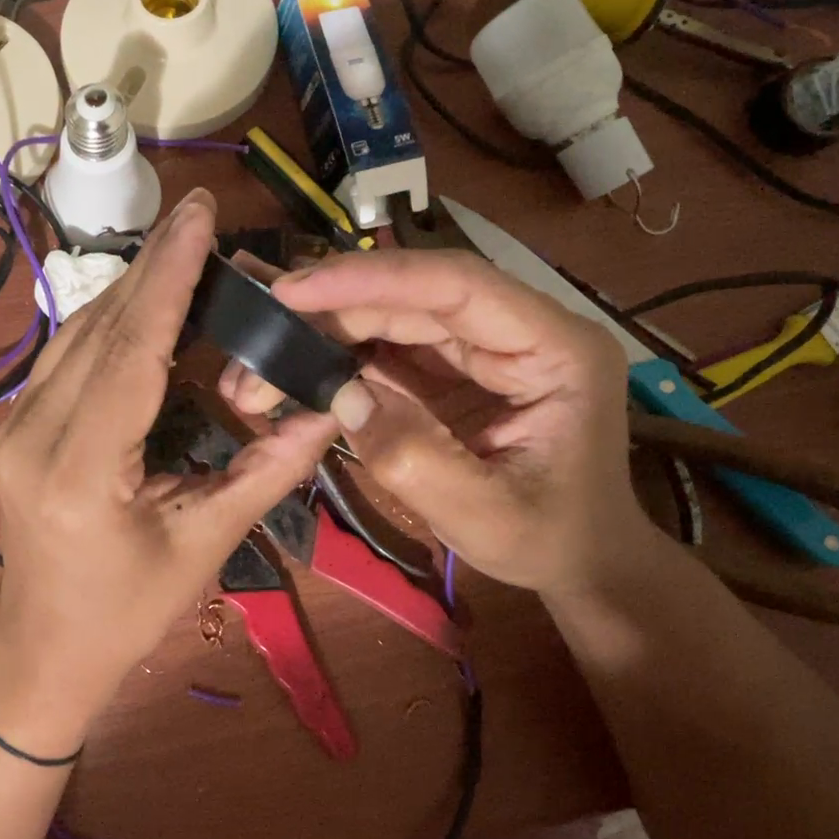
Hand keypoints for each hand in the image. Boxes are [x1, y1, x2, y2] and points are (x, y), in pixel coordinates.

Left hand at [0, 190, 338, 755]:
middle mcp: (31, 433)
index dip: (167, 279)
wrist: (41, 645)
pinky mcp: (14, 424)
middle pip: (98, 329)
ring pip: (75, 334)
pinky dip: (107, 323)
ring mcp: (13, 425)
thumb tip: (329, 409)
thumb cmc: (124, 612)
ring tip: (181, 248)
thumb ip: (264, 472)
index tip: (197, 216)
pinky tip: (142, 302)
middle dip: (152, 268)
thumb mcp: (202, 547)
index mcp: (78, 470)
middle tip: (199, 217)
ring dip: (129, 289)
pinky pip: (64, 355)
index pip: (130, 353)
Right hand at [221, 249, 661, 595]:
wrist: (581, 559)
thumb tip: (341, 396)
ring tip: (262, 362)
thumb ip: (414, 458)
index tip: (293, 291)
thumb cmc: (550, 539)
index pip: (457, 286)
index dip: (373, 279)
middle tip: (257, 336)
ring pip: (393, 315)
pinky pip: (388, 346)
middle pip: (413, 295)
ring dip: (324, 333)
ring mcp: (485, 346)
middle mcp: (520, 330)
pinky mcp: (454, 366)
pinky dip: (337, 356)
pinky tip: (293, 370)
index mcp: (555, 349)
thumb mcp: (486, 516)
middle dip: (330, 312)